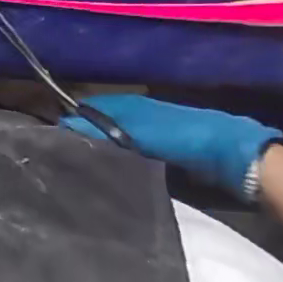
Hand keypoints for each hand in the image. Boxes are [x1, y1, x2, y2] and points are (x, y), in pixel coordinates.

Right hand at [63, 95, 282, 199]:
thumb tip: (61, 128)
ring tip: (82, 174)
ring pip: (107, 144)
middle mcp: (127, 115)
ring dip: (98, 156)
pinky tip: (107, 178)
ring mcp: (141, 135)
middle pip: (93, 128)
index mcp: (121, 103)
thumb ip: (97, 129)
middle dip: (81, 142)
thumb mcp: (134, 130)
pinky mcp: (153, 154)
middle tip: (65, 164)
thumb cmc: (178, 136)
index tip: (53, 146)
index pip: (82, 111)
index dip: (68, 126)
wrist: (228, 155)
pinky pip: (124, 158)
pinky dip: (115, 165)